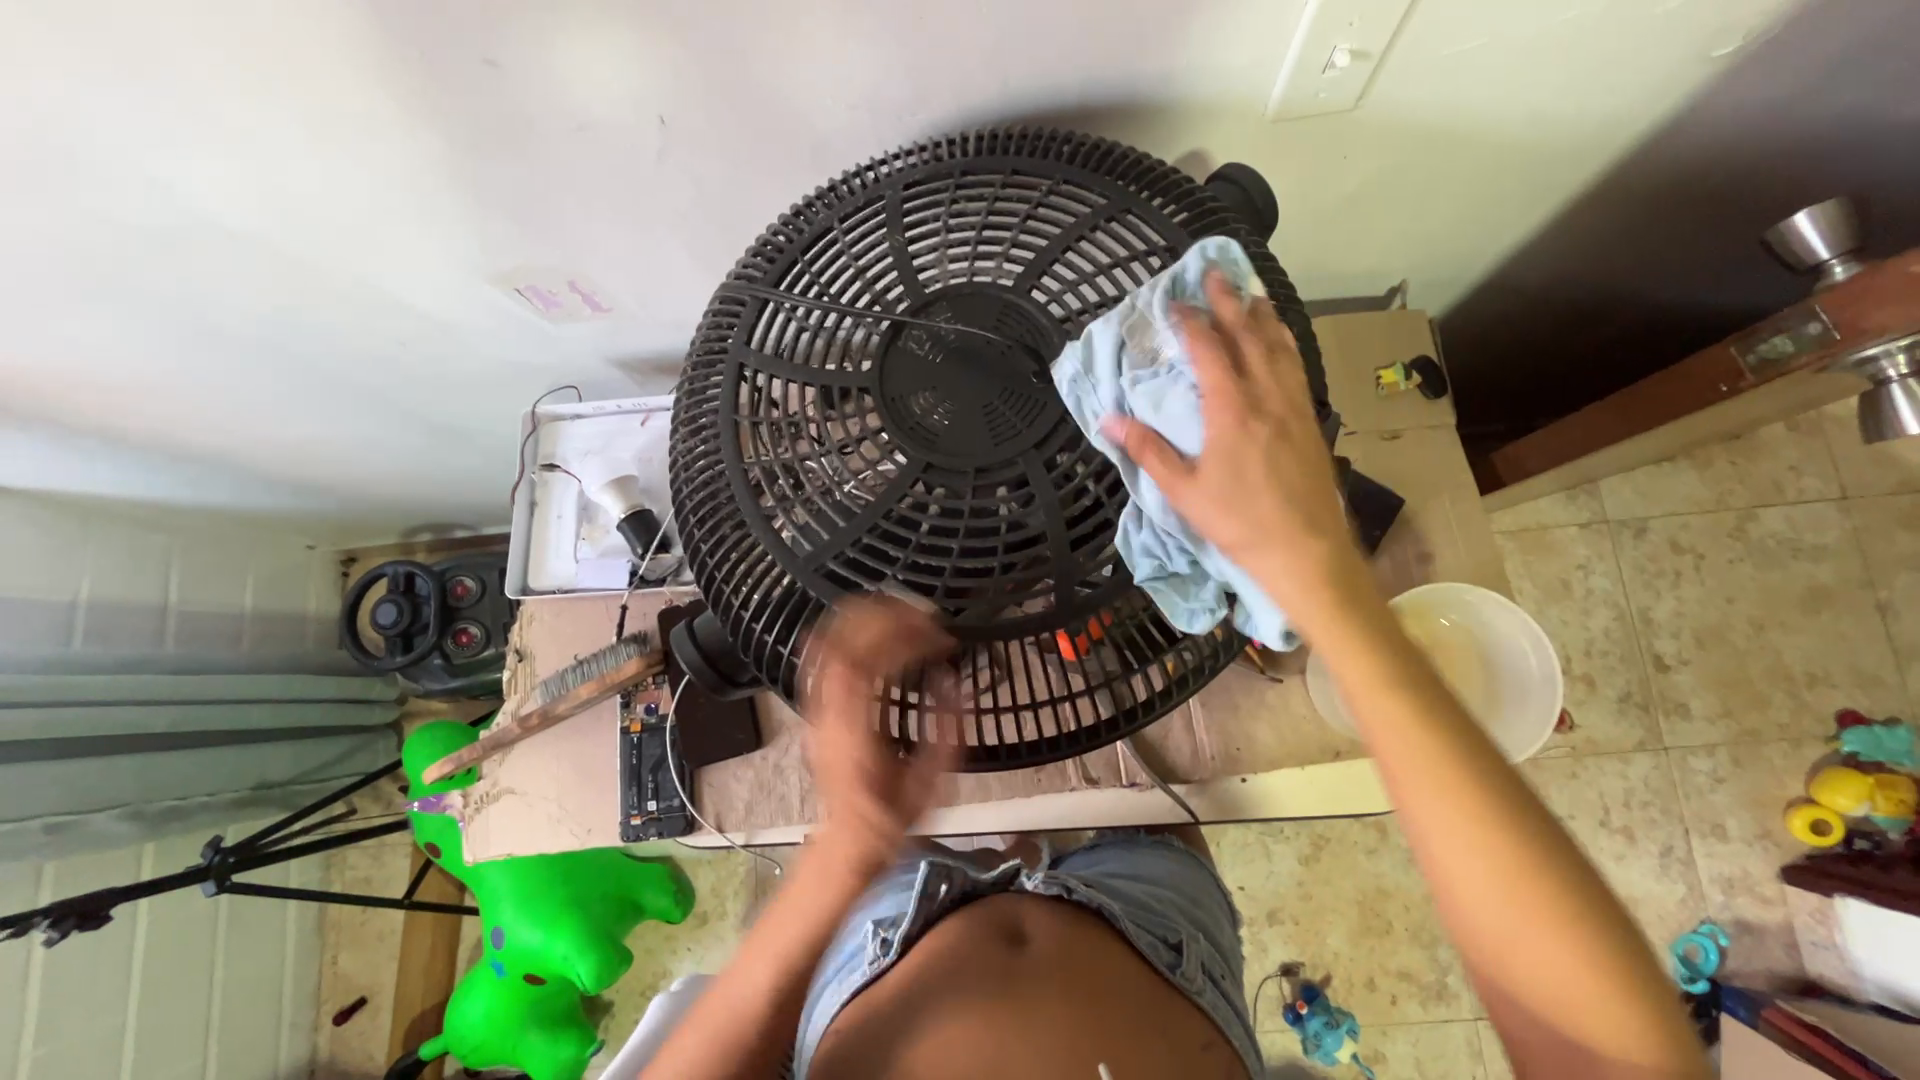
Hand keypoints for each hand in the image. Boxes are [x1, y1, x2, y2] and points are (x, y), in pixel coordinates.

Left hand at [800, 596, 961, 874]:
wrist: (846, 843)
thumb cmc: (890, 820)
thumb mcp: (929, 786)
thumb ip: (945, 735)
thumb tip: (953, 684)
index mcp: (855, 735)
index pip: (867, 668)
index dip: (902, 640)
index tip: (938, 637)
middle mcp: (827, 716)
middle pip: (841, 646)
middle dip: (882, 618)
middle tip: (921, 614)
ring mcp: (814, 712)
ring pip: (824, 646)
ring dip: (860, 619)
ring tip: (897, 609)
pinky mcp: (814, 711)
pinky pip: (816, 660)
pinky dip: (837, 633)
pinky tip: (860, 624)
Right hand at [1101, 272, 1368, 629]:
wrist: (1306, 549)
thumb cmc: (1239, 522)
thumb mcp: (1184, 491)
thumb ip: (1149, 451)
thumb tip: (1109, 421)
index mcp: (1232, 410)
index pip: (1210, 352)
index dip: (1191, 323)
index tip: (1175, 303)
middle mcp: (1267, 397)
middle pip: (1249, 337)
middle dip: (1229, 303)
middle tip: (1215, 276)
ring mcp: (1294, 406)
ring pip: (1280, 348)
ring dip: (1262, 317)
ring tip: (1251, 294)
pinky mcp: (1310, 421)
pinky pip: (1297, 367)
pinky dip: (1286, 344)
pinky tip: (1282, 342)